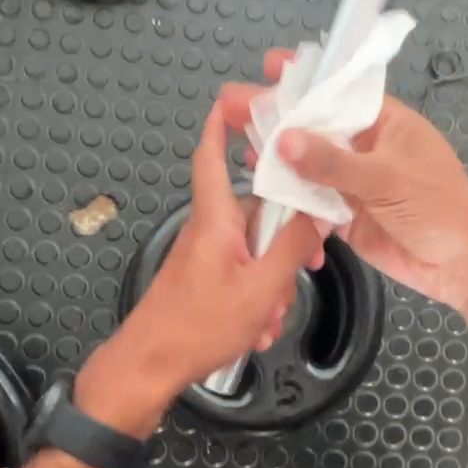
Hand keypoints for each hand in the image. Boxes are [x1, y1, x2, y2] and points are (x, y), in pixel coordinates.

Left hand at [90, 92, 324, 424]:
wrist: (150, 367)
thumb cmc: (197, 326)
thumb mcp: (260, 289)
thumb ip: (292, 248)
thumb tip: (317, 215)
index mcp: (215, 220)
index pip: (212, 156)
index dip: (222, 125)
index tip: (235, 100)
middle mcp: (209, 230)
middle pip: (257, 214)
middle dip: (285, 246)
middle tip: (303, 273)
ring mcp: (205, 257)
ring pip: (254, 252)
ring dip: (271, 284)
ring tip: (268, 318)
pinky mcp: (203, 280)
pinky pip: (241, 277)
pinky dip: (255, 300)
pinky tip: (256, 328)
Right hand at [217, 48, 467, 311]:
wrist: (461, 264)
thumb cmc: (438, 207)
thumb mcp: (386, 177)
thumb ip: (333, 161)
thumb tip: (284, 140)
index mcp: (382, 123)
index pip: (338, 92)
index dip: (303, 78)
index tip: (268, 64)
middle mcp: (364, 148)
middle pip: (313, 128)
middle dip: (275, 118)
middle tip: (231, 107)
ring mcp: (352, 184)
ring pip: (307, 167)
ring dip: (276, 160)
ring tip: (239, 149)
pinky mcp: (345, 217)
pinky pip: (310, 204)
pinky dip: (288, 201)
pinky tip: (261, 192)